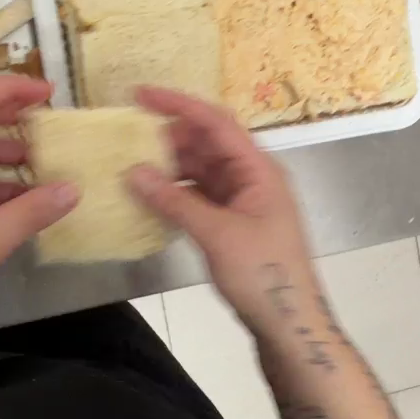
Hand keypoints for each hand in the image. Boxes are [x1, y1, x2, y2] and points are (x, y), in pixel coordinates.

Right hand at [124, 87, 315, 332]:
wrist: (290, 324)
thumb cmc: (263, 274)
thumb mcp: (217, 234)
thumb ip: (175, 201)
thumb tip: (134, 172)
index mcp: (258, 168)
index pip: (215, 121)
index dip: (178, 104)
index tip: (140, 94)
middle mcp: (252, 177)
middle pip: (207, 142)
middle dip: (169, 136)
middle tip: (129, 138)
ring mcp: (243, 200)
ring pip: (202, 169)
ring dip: (170, 165)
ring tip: (133, 165)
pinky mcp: (233, 223)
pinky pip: (200, 194)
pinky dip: (176, 191)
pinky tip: (151, 196)